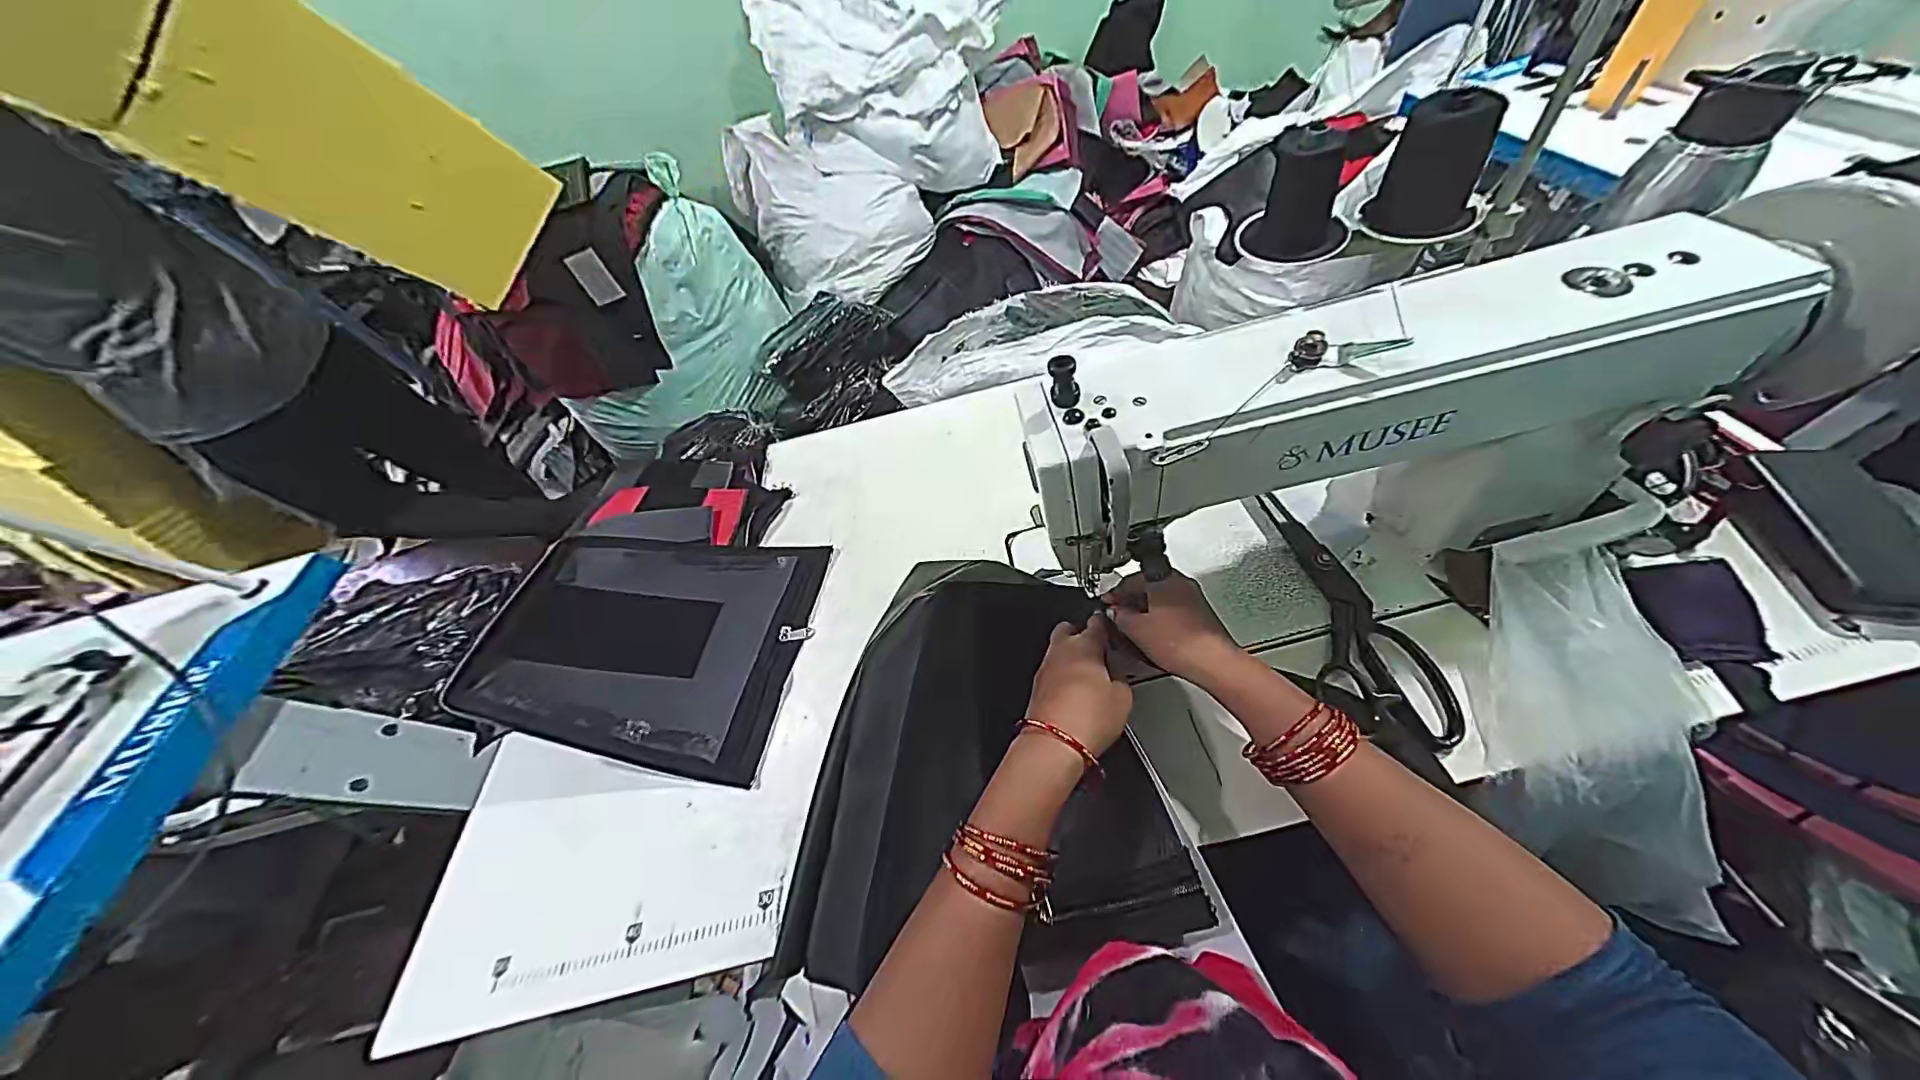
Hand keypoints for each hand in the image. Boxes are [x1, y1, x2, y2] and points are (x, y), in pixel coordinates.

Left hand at [1025, 616, 1132, 758]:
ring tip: (1087, 674)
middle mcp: (1061, 650)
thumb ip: (1122, 678)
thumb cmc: (1087, 719)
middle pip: (1069, 629)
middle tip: (1097, 651)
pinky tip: (1073, 690)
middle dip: (1081, 635)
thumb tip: (1118, 676)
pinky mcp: (1036, 686)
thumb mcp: (1123, 698)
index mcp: (1085, 645)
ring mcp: (1045, 667)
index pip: (1096, 623)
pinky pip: (1051, 670)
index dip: (1105, 625)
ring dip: (1070, 656)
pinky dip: (1061, 674)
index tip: (1110, 630)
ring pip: (1057, 649)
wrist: (1054, 744)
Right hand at [1102, 571, 1246, 689]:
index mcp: (1164, 578)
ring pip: (1161, 599)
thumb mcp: (1136, 629)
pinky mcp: (1199, 616)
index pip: (1131, 579)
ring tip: (1135, 629)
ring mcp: (1193, 599)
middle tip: (1118, 614)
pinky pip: (1173, 611)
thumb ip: (1120, 616)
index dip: (1115, 593)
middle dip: (1131, 601)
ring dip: (1146, 611)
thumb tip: (1116, 613)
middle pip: (1148, 587)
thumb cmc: (1182, 642)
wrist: (1211, 661)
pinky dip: (1160, 619)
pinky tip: (1154, 636)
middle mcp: (1181, 584)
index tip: (1107, 601)